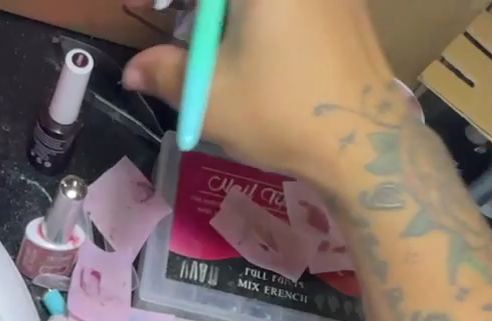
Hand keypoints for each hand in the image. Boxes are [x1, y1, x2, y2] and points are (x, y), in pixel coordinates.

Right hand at [123, 0, 397, 186]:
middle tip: (179, 33)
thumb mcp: (208, 95)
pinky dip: (263, 20)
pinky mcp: (345, 3)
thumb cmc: (277, 110)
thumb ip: (164, 71)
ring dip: (228, 17)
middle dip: (200, 11)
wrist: (359, 137)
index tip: (152, 14)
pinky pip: (290, 6)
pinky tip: (255, 54)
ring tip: (212, 51)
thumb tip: (132, 69)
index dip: (173, 3)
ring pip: (258, 3)